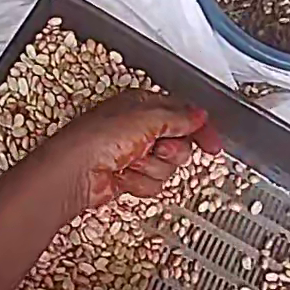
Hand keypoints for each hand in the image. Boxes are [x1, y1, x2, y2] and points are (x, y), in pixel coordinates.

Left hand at [35, 90, 221, 212]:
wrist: (75, 172)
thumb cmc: (100, 138)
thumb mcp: (147, 117)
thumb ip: (178, 116)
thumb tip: (200, 115)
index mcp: (143, 105)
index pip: (183, 114)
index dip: (200, 129)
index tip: (214, 145)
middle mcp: (140, 129)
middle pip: (180, 144)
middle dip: (172, 151)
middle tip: (158, 150)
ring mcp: (134, 154)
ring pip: (168, 167)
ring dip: (153, 168)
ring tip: (133, 163)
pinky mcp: (129, 177)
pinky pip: (152, 183)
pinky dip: (140, 182)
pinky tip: (124, 177)